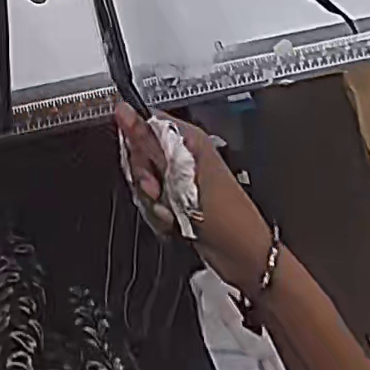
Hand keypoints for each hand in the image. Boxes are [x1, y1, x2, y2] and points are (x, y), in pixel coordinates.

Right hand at [115, 105, 271, 265]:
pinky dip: (155, 212)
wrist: (246, 259)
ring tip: (170, 211)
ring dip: (150, 199)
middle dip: (143, 177)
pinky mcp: (176, 198)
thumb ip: (147, 142)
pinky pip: (149, 199)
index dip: (135, 143)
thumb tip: (124, 110)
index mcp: (188, 137)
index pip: (144, 123)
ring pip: (142, 179)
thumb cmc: (226, 216)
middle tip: (157, 190)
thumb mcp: (180, 175)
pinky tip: (171, 221)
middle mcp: (182, 154)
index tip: (142, 164)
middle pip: (139, 153)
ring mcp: (179, 177)